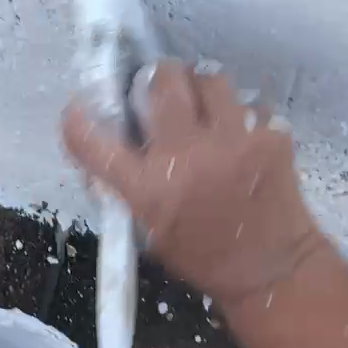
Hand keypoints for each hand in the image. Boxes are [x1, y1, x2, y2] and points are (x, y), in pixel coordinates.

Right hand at [63, 59, 327, 306]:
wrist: (269, 269)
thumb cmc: (200, 256)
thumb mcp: (148, 232)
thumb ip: (127, 190)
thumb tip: (107, 155)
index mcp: (148, 190)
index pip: (96, 144)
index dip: (78, 123)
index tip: (76, 111)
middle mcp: (186, 156)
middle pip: (163, 81)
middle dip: (155, 80)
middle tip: (156, 92)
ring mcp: (233, 140)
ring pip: (210, 78)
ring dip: (198, 89)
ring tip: (200, 108)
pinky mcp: (271, 135)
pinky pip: (248, 104)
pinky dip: (237, 116)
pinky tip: (236, 137)